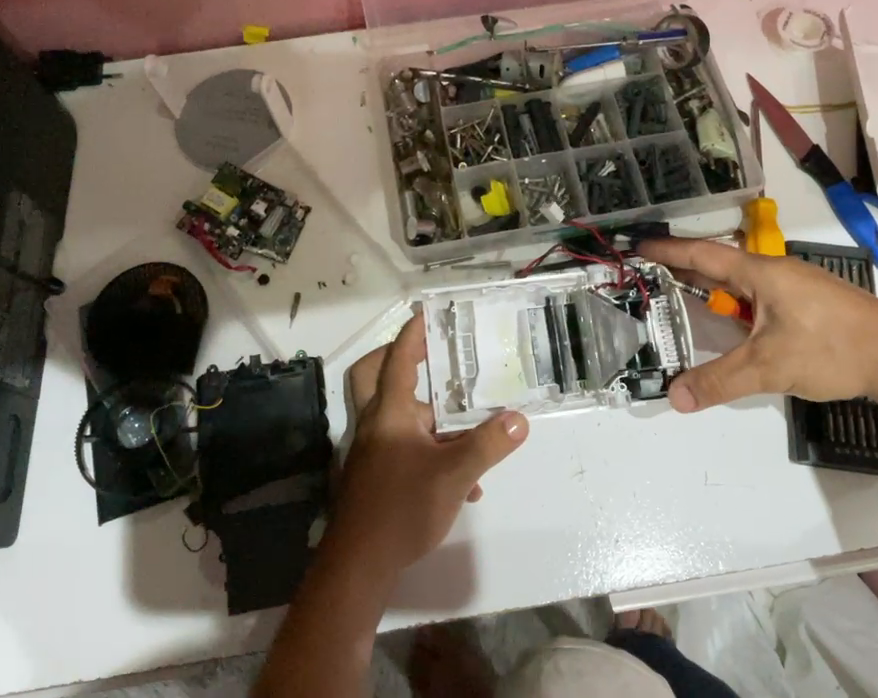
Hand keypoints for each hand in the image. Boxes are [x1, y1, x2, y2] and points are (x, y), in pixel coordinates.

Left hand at [330, 314, 528, 572]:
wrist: (359, 564)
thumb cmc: (402, 508)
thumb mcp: (454, 474)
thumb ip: (488, 444)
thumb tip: (518, 418)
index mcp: (389, 412)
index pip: (399, 360)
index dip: (413, 334)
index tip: (426, 313)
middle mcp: (376, 424)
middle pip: (378, 377)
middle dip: (402, 361)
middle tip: (432, 357)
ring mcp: (373, 451)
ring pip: (399, 418)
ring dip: (432, 419)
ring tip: (473, 431)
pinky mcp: (377, 476)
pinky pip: (405, 449)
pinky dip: (432, 453)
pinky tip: (465, 485)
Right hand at [637, 237, 877, 411]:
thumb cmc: (833, 349)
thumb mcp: (769, 368)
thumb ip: (719, 381)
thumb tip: (675, 398)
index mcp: (762, 273)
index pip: (704, 255)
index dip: (669, 251)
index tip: (639, 246)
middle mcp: (777, 272)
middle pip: (721, 266)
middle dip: (686, 270)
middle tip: (652, 276)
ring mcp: (797, 287)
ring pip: (743, 283)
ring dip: (713, 290)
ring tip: (685, 300)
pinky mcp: (811, 304)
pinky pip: (760, 296)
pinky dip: (736, 305)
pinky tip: (734, 325)